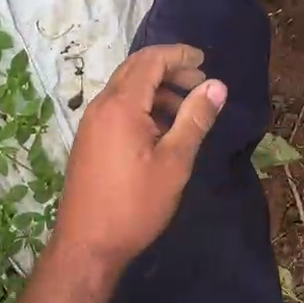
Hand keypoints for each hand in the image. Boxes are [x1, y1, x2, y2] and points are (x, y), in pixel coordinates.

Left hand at [50, 44, 226, 271]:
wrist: (86, 247)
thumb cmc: (134, 205)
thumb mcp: (174, 163)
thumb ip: (195, 119)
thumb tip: (217, 85)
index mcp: (121, 104)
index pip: (151, 60)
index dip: (179, 55)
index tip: (204, 60)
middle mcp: (102, 104)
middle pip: (136, 68)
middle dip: (169, 68)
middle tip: (200, 81)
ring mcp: (92, 122)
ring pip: (126, 87)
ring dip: (157, 88)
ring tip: (186, 107)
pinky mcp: (90, 139)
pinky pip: (118, 105)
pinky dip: (142, 104)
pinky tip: (161, 128)